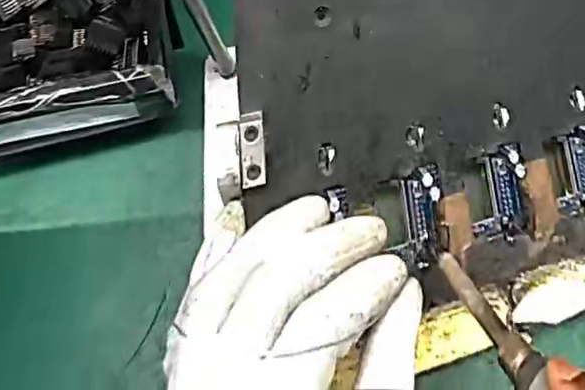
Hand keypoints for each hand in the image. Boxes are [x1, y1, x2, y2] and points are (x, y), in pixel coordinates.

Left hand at [165, 195, 420, 388]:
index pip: (320, 324)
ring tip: (317, 211)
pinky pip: (192, 308)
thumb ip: (387, 372)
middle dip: (329, 247)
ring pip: (224, 284)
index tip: (398, 270)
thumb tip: (405, 299)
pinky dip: (217, 261)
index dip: (366, 286)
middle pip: (271, 290)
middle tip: (370, 230)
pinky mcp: (179, 380)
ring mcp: (188, 385)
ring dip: (273, 234)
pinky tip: (240, 231)